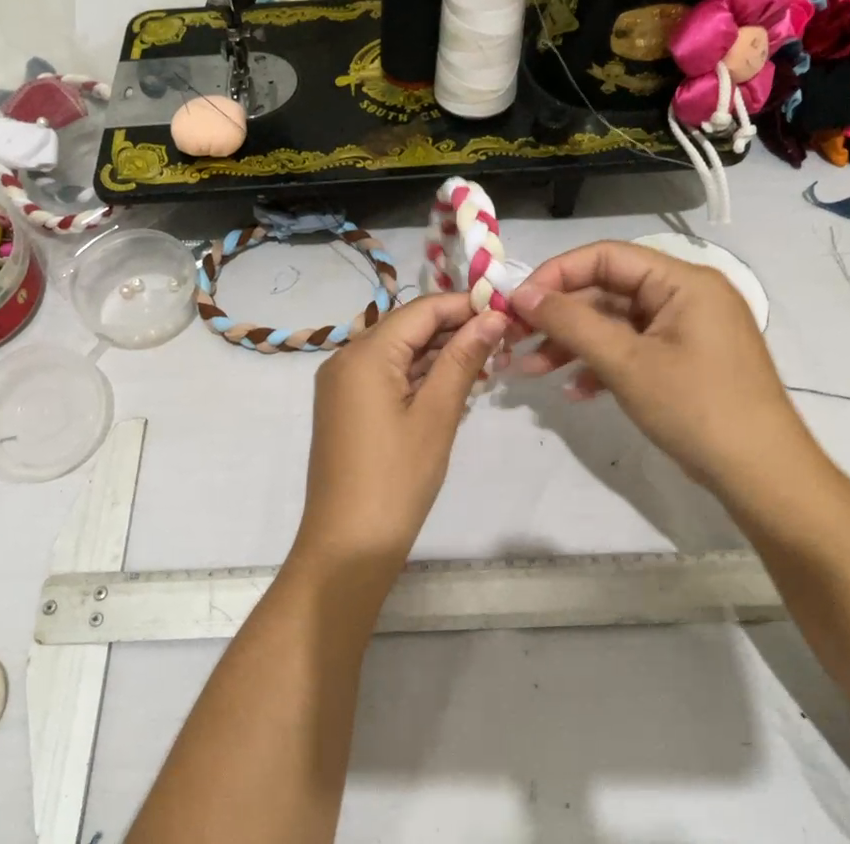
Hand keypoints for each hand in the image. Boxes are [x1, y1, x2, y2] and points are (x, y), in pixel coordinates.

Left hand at [298, 293, 506, 563]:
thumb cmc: (396, 479)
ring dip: (439, 356)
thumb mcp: (436, 416)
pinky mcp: (345, 408)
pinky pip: (385, 376)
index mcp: (364, 354)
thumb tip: (492, 317)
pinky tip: (454, 389)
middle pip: (407, 327)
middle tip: (504, 345)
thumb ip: (462, 360)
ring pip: (397, 352)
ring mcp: (341, 385)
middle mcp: (345, 359)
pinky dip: (418, 377)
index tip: (508, 314)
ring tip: (488, 368)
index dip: (465, 306)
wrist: (348, 543)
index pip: (421, 309)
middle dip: (454, 331)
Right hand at [508, 241, 816, 492]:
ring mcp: (686, 331)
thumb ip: (571, 323)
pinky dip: (599, 366)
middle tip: (515, 341)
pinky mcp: (684, 362)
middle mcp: (686, 296)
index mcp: (683, 281)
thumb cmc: (696, 407)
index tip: (516, 303)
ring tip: (531, 371)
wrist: (760, 473)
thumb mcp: (626, 363)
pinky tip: (573, 392)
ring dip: (572, 345)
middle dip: (559, 317)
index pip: (606, 256)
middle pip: (607, 291)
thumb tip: (521, 295)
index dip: (556, 275)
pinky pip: (631, 351)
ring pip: (614, 324)